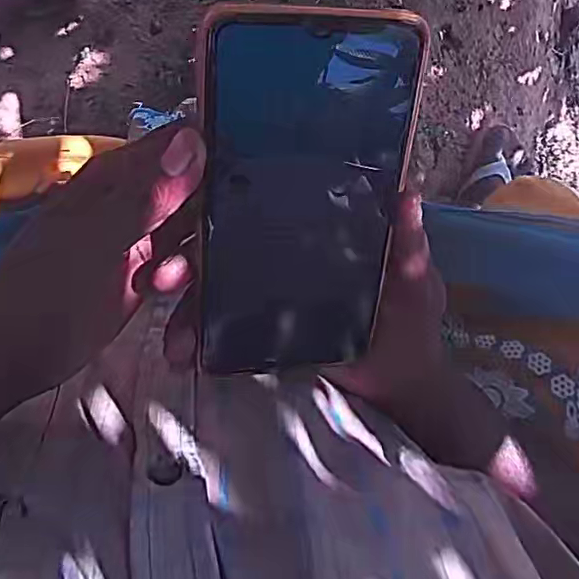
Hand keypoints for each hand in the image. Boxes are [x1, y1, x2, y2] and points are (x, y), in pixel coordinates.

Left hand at [0, 125, 205, 401]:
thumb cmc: (47, 296)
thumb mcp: (103, 242)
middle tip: (199, 253)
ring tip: (163, 286)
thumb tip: (192, 139)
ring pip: (190, 232)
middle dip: (207, 222)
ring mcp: (136, 235)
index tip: (242, 189)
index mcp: (116, 175)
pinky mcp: (140, 271)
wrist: (10, 359)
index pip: (179, 145)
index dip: (214, 160)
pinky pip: (178, 267)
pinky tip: (171, 314)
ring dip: (193, 262)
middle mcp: (130, 198)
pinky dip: (182, 289)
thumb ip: (149, 193)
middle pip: (192, 191)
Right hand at [162, 186, 450, 411]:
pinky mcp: (256, 326)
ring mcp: (262, 289)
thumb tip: (408, 193)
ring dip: (184, 302)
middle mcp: (276, 250)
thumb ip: (409, 244)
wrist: (398, 386)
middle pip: (219, 242)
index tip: (189, 202)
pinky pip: (217, 326)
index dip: (218, 201)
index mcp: (307, 226)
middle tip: (165, 275)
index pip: (255, 203)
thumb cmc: (409, 320)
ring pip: (211, 285)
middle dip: (185, 256)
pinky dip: (195, 335)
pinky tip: (180, 350)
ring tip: (172, 333)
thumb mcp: (413, 279)